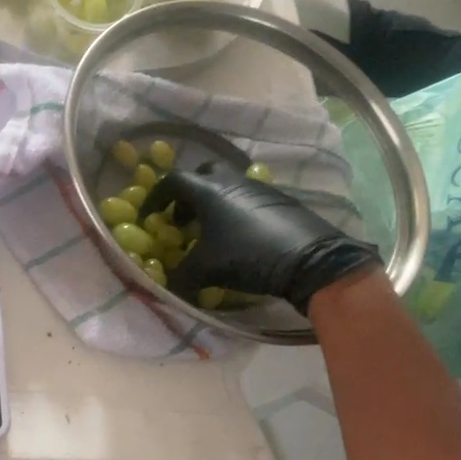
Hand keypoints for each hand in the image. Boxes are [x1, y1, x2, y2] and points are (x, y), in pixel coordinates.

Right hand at [140, 164, 378, 314]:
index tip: (151, 217)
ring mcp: (259, 188)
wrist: (310, 259)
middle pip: (202, 176)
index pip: (172, 182)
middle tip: (183, 219)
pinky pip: (248, 198)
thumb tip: (166, 283)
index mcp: (208, 191)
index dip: (156, 198)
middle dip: (188, 195)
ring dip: (213, 204)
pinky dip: (235, 211)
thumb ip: (179, 275)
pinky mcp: (279, 200)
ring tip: (211, 232)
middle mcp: (231, 181)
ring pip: (227, 186)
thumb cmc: (247, 256)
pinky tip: (240, 237)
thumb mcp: (205, 270)